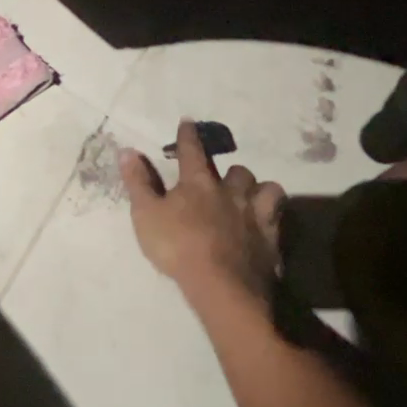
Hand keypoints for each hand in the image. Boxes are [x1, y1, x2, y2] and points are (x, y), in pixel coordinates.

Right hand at [120, 120, 284, 290]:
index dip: (188, 136)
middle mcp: (231, 192)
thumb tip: (127, 151)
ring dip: (260, 191)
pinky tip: (268, 227)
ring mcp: (256, 215)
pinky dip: (274, 220)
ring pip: (268, 190)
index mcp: (198, 184)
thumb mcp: (145, 214)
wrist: (220, 284)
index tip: (188, 122)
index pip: (192, 152)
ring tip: (254, 199)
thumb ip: (138, 182)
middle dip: (232, 173)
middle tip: (226, 181)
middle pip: (239, 171)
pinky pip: (279, 221)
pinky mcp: (272, 240)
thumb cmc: (177, 246)